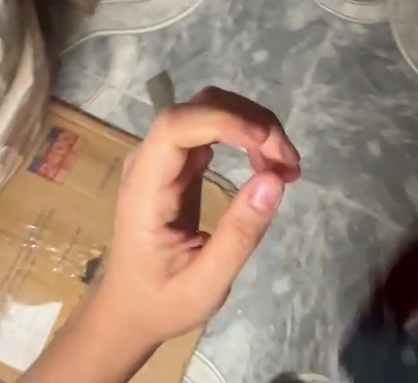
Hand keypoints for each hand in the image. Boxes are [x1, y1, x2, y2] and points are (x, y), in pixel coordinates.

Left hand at [83, 88, 302, 350]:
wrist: (128, 310)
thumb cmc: (161, 302)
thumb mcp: (205, 286)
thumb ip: (239, 235)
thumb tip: (275, 180)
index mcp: (145, 187)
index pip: (176, 125)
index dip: (223, 120)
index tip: (267, 143)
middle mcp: (150, 159)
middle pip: (201, 108)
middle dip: (251, 122)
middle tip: (289, 163)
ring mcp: (164, 156)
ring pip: (212, 111)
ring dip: (254, 127)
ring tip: (286, 167)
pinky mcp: (180, 161)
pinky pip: (215, 129)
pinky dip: (247, 137)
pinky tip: (268, 166)